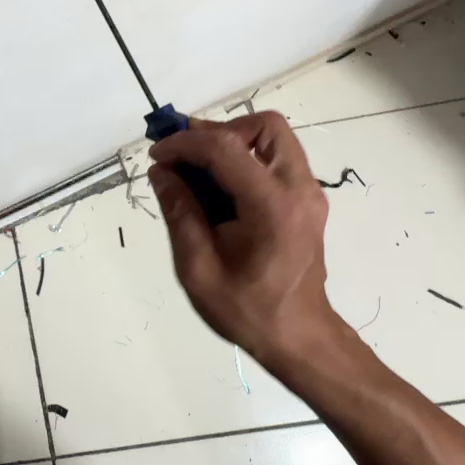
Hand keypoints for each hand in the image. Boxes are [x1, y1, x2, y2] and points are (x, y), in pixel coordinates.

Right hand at [147, 112, 345, 366]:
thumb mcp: (198, 268)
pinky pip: (274, 158)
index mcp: (272, 207)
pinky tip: (217, 187)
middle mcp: (298, 189)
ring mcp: (308, 193)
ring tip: (197, 169)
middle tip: (185, 156)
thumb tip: (161, 172)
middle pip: (263, 126)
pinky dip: (243, 158)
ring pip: (271, 137)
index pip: (226, 147)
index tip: (157, 158)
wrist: (300, 338)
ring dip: (231, 142)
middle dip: (217, 132)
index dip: (185, 143)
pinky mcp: (306, 199)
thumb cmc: (247, 310)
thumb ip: (180, 212)